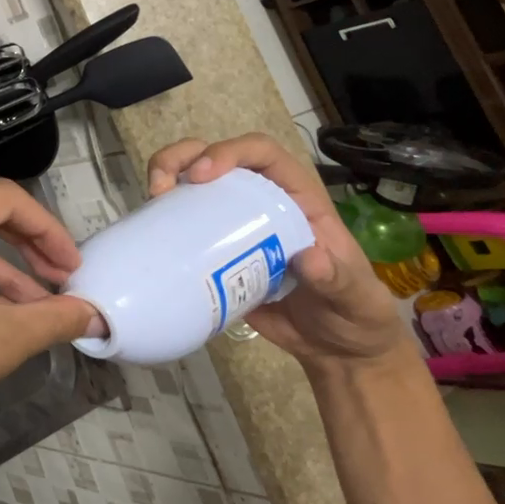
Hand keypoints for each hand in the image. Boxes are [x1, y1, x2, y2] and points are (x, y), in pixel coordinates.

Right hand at [147, 135, 403, 370]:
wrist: (335, 351)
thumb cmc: (354, 316)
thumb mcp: (356, 298)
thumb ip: (337, 279)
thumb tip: (307, 257)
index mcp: (296, 199)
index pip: (263, 154)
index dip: (230, 152)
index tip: (204, 175)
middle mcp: (258, 200)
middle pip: (214, 156)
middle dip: (181, 157)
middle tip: (162, 185)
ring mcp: (229, 222)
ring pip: (189, 180)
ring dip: (164, 175)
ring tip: (151, 199)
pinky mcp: (209, 247)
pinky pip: (179, 220)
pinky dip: (158, 215)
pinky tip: (148, 227)